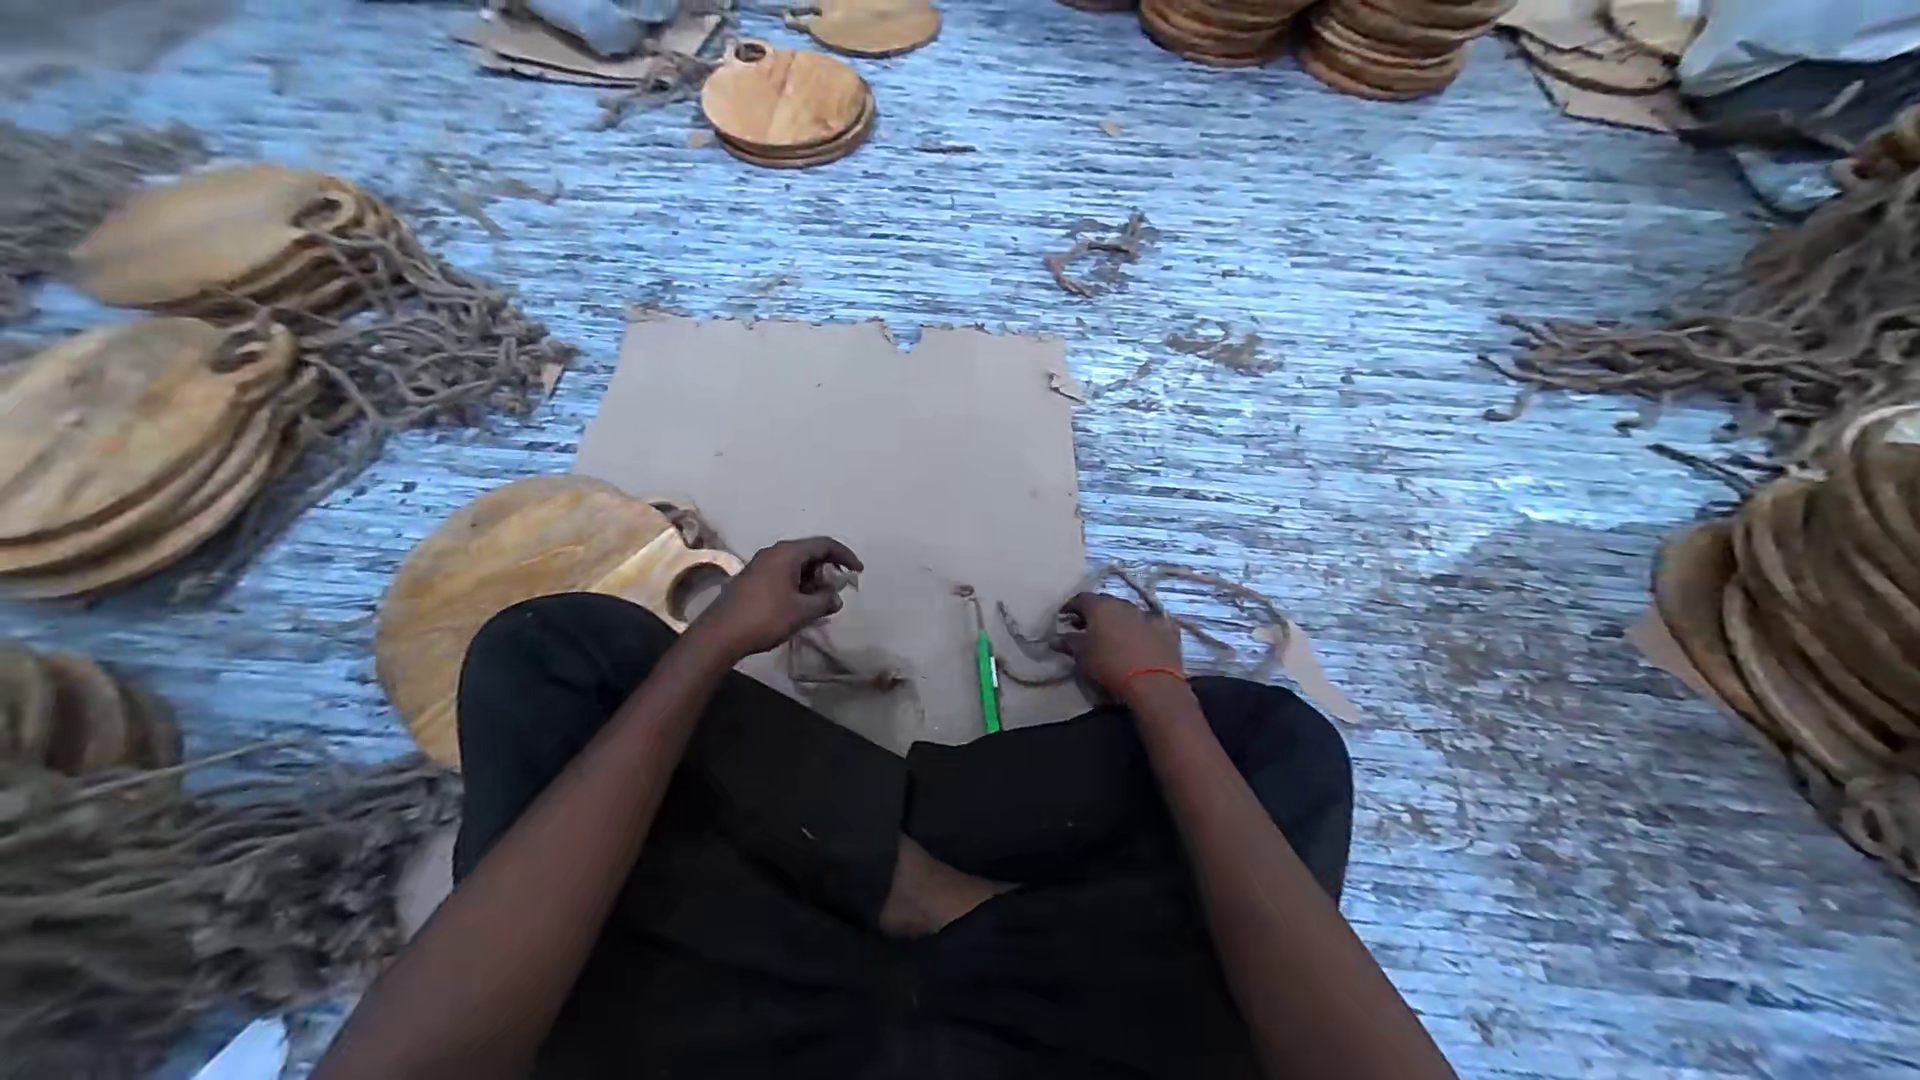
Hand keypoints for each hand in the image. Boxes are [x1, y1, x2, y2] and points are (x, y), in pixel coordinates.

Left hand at [686, 537, 862, 661]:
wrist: (719, 635)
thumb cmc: (765, 618)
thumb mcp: (802, 611)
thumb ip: (824, 601)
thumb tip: (835, 598)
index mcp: (787, 553)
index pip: (824, 545)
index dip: (845, 556)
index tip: (858, 571)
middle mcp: (774, 553)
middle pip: (810, 553)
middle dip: (829, 569)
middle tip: (839, 589)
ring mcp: (760, 565)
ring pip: (796, 564)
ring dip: (813, 579)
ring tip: (822, 600)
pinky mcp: (752, 579)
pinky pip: (783, 574)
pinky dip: (798, 584)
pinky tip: (801, 604)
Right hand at [1058, 592, 1182, 699]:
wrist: (1152, 681)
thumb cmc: (1109, 665)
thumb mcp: (1082, 655)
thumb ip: (1068, 643)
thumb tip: (1054, 638)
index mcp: (1101, 607)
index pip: (1081, 598)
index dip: (1071, 607)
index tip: (1064, 617)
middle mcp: (1124, 604)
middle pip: (1105, 603)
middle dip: (1093, 612)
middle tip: (1085, 626)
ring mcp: (1147, 614)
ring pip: (1127, 611)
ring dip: (1117, 619)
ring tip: (1112, 634)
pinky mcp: (1167, 627)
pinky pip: (1150, 622)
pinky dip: (1142, 627)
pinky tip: (1141, 638)